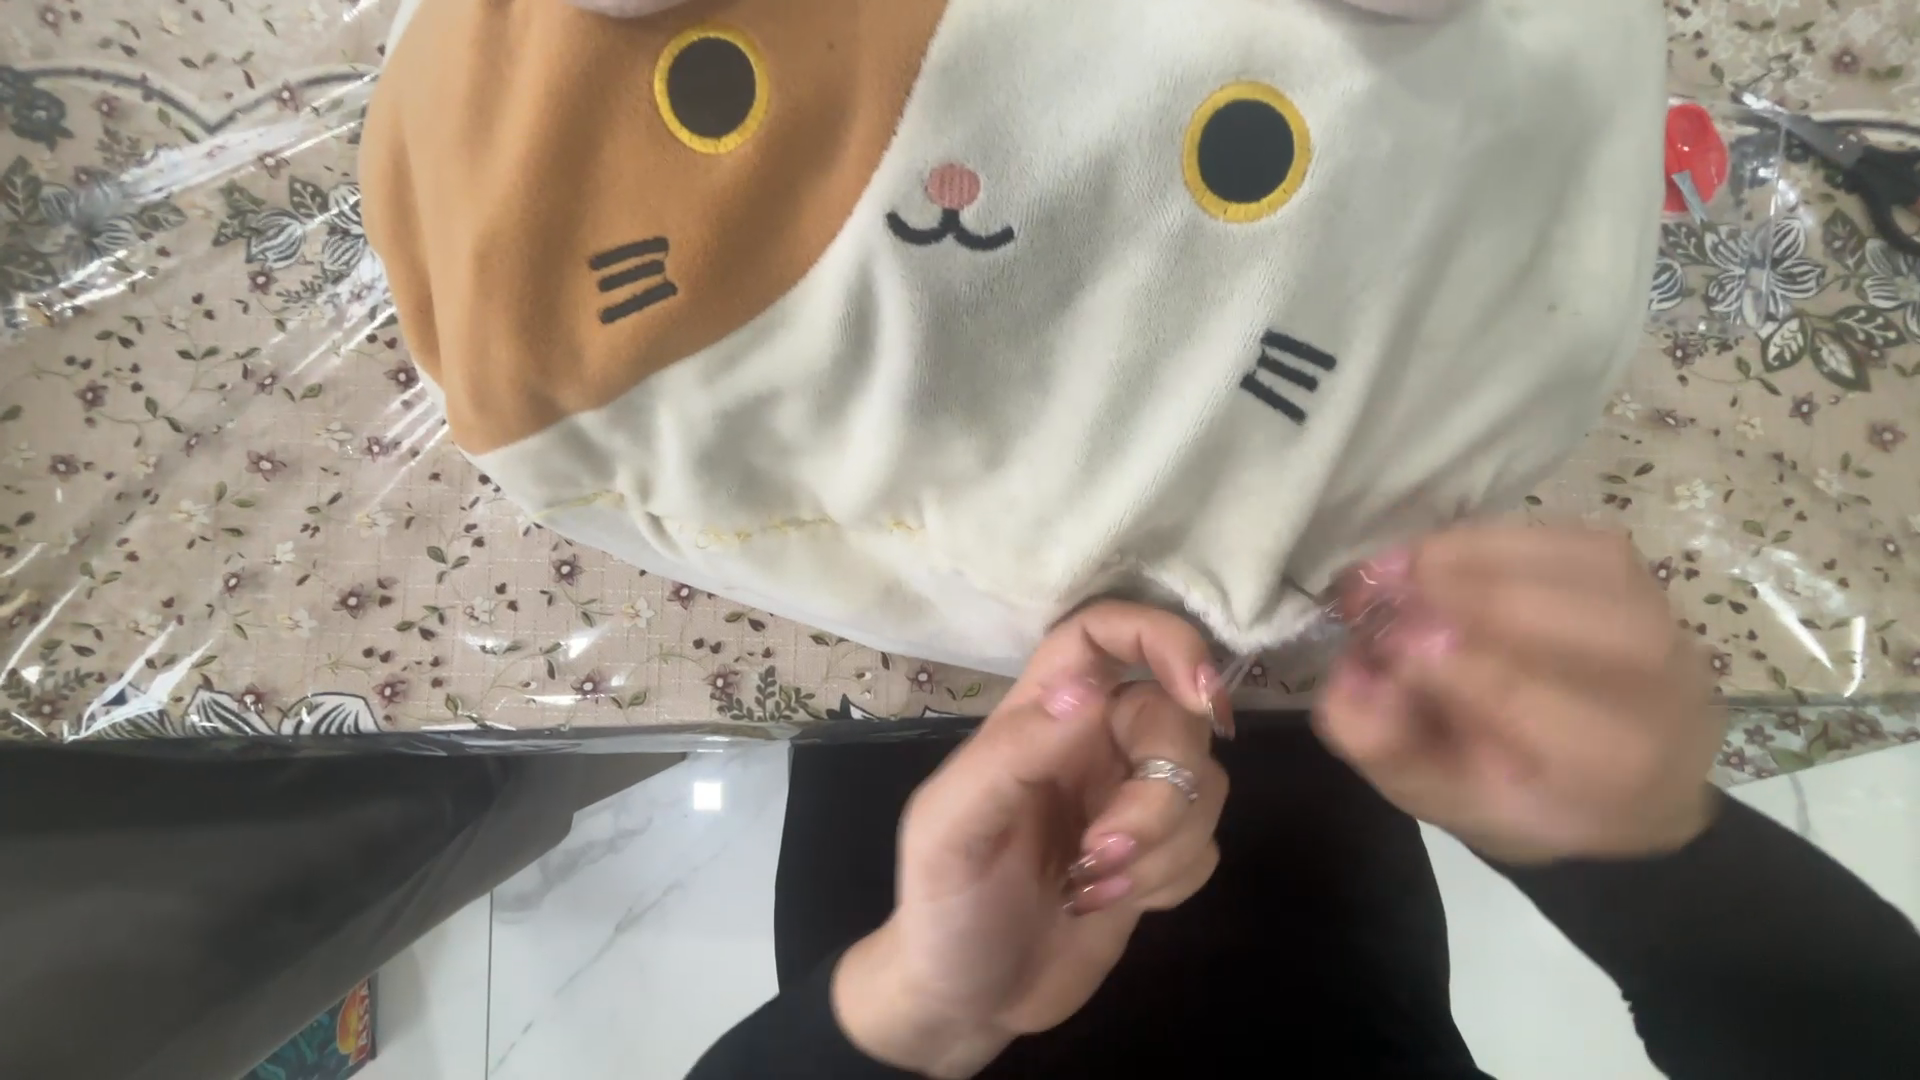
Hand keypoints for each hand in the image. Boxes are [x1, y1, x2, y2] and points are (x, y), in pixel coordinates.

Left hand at [832, 602, 1230, 1077]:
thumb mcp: (954, 827)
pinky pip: (1206, 841)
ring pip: (1200, 782)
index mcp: (1036, 714)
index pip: (1101, 632)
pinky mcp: (1156, 854)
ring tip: (1092, 886)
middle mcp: (1090, 742)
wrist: (969, 997)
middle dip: (1157, 792)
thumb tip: (1086, 689)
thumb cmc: (946, 903)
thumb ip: (1012, 753)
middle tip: (1101, 850)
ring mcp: (1125, 797)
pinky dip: (1171, 877)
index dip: (1159, 636)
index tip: (1198, 693)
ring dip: (1161, 844)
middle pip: (1173, 716)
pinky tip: (1112, 901)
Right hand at [1314, 526, 1725, 865]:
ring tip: (1399, 566)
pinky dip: (1502, 538)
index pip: (1534, 702)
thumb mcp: (1437, 797)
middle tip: (1378, 591)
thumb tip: (1352, 678)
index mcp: (1611, 768)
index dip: (1445, 666)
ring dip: (1477, 556)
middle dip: (1467, 596)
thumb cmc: (1516, 796)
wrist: (1612, 788)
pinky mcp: (1640, 587)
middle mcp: (1662, 694)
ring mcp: (1665, 630)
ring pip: (1588, 568)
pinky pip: (1577, 541)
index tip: (1373, 648)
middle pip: (1585, 624)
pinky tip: (1440, 554)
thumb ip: (1384, 746)